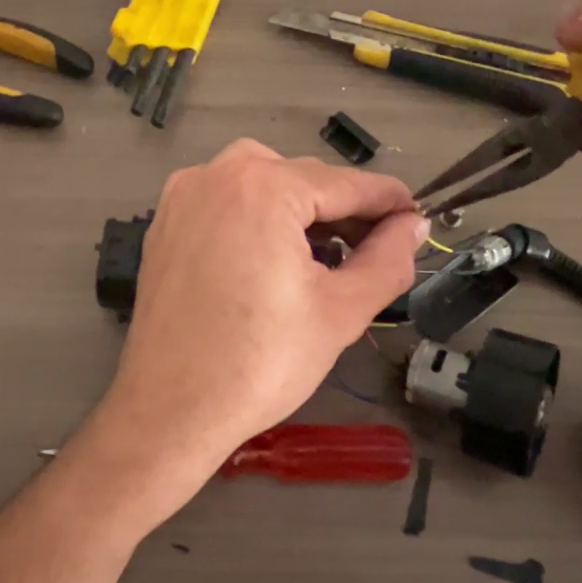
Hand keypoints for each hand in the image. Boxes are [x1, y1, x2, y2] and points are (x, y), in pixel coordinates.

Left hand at [87, 140, 427, 474]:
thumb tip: (412, 226)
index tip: (417, 216)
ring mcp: (183, 197)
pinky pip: (225, 203)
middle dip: (342, 209)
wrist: (171, 407)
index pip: (344, 183)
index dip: (388, 200)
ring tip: (327, 257)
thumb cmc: (260, 362)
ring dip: (299, 210)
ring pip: (260, 184)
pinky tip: (274, 259)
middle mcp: (216, 174)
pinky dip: (256, 218)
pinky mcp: (164, 224)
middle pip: (300, 178)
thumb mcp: (340, 311)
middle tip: (376, 248)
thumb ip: (387, 259)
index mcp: (262, 188)